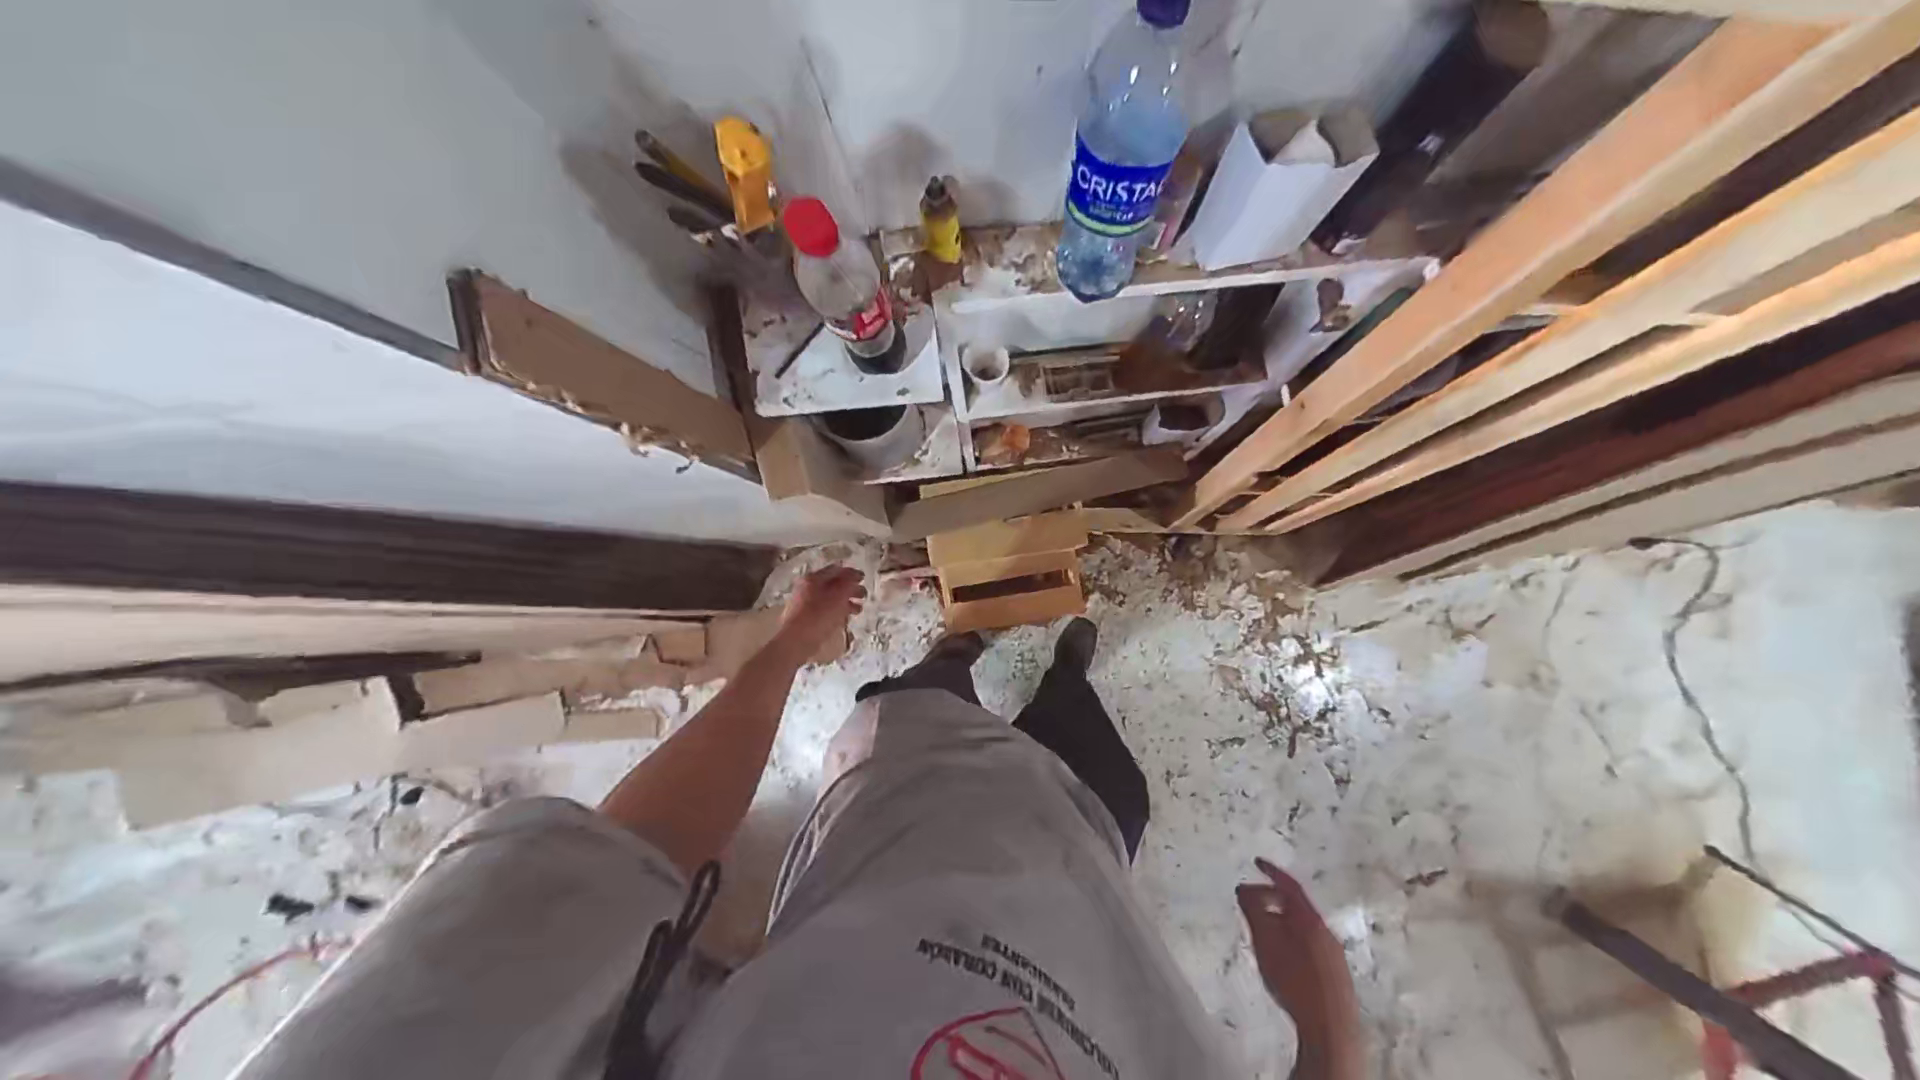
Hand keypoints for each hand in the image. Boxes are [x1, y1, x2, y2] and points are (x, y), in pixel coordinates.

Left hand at [776, 566, 865, 658]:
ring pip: (830, 598)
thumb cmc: (819, 616)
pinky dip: (837, 612)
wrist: (796, 641)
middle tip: (863, 595)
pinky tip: (845, 619)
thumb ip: (848, 584)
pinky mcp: (806, 617)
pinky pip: (825, 610)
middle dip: (850, 589)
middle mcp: (807, 588)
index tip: (864, 579)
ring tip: (858, 610)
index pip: (836, 570)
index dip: (852, 573)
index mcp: (813, 578)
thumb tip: (855, 576)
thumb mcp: (838, 596)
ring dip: (846, 602)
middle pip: (833, 584)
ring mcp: (805, 603)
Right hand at [1236, 859, 1363, 1079]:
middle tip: (1252, 902)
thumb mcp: (1264, 940)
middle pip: (1296, 905)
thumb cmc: (1294, 980)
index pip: (1289, 885)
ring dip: (1281, 921)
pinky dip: (1292, 939)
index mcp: (1308, 918)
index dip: (1272, 871)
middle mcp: (1324, 931)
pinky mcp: (1335, 975)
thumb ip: (1253, 910)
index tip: (1257, 861)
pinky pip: (1310, 944)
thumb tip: (1245, 888)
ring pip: (1303, 926)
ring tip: (1262, 931)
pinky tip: (1282, 958)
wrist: (1331, 1029)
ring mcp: (1333, 955)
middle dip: (1272, 899)